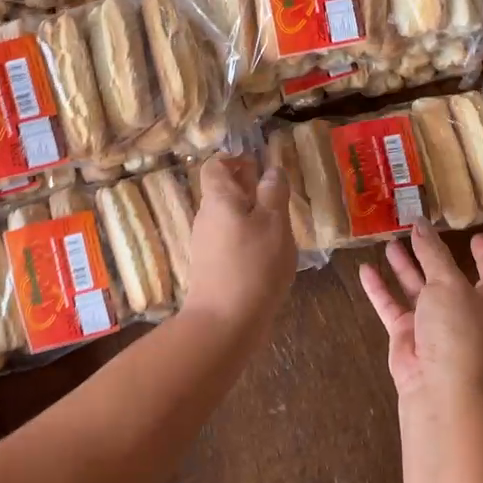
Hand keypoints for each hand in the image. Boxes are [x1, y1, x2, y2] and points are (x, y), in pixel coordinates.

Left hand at [181, 156, 297, 331]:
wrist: (224, 322)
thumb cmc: (254, 265)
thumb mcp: (274, 223)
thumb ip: (273, 193)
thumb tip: (271, 171)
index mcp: (218, 198)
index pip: (215, 166)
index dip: (235, 160)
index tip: (259, 167)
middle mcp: (205, 217)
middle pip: (221, 192)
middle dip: (247, 188)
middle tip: (276, 197)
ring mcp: (204, 244)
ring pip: (226, 218)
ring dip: (249, 215)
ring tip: (278, 227)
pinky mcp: (210, 267)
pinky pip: (228, 241)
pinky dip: (246, 239)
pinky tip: (266, 255)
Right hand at [359, 224, 482, 399]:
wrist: (438, 385)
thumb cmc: (456, 330)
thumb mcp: (448, 284)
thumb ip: (433, 254)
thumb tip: (421, 224)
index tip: (477, 237)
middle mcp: (460, 309)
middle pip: (445, 276)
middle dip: (431, 255)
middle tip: (413, 230)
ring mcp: (431, 324)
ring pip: (416, 289)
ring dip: (404, 267)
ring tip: (388, 242)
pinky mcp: (406, 335)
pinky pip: (392, 306)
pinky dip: (379, 289)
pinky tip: (365, 270)